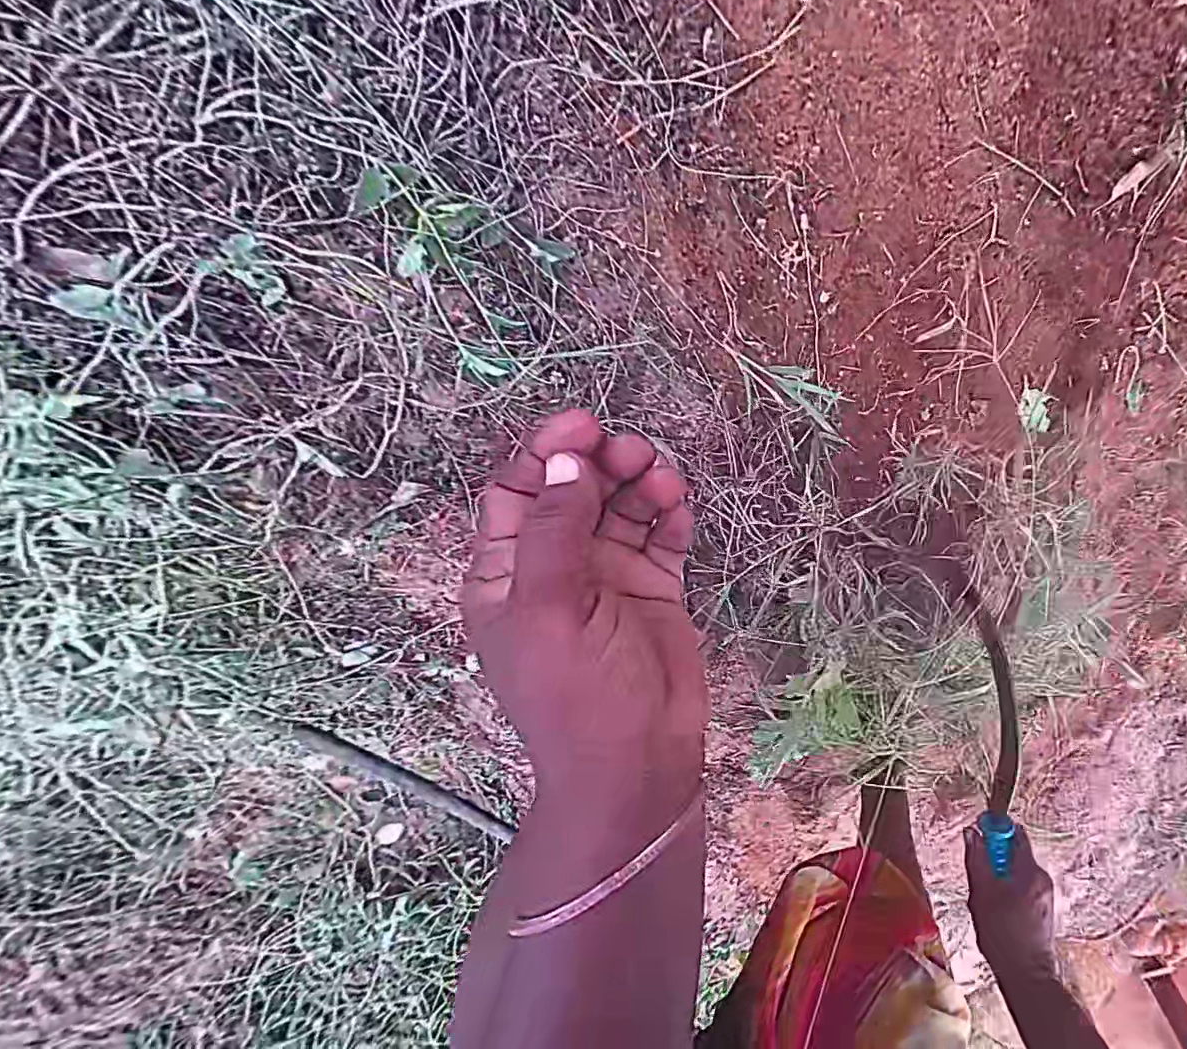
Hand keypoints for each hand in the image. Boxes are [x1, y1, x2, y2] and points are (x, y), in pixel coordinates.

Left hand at [460, 410, 705, 850]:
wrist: (639, 760)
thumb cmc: (578, 693)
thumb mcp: (549, 609)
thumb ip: (553, 531)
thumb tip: (565, 463)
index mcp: (509, 572)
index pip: (517, 493)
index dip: (545, 454)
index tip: (583, 426)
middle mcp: (559, 566)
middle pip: (576, 492)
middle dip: (601, 464)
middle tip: (632, 452)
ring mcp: (610, 576)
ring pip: (622, 508)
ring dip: (640, 484)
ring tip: (662, 478)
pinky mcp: (655, 588)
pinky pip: (660, 537)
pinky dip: (669, 515)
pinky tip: (677, 506)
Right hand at [965, 821, 1059, 985]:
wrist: (1027, 975)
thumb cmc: (1002, 935)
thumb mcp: (981, 893)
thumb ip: (976, 859)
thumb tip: (971, 832)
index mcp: (1029, 869)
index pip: (1014, 832)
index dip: (994, 829)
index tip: (979, 834)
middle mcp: (1042, 876)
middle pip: (1016, 851)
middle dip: (996, 855)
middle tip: (980, 873)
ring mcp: (1046, 893)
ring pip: (1020, 870)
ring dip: (1003, 874)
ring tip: (988, 896)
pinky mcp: (1046, 908)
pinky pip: (1026, 886)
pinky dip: (1012, 888)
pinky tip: (1001, 909)